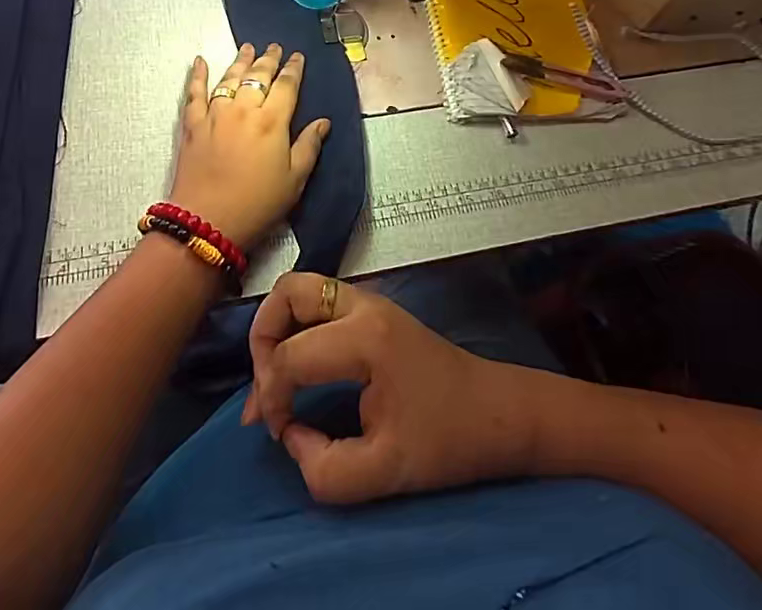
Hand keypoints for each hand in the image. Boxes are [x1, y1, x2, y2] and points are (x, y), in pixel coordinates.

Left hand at [169, 44, 330, 249]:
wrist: (208, 221)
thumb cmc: (257, 204)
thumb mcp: (295, 179)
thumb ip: (309, 146)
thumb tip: (322, 122)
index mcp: (272, 122)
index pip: (286, 85)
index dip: (293, 69)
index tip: (297, 57)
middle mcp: (243, 110)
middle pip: (258, 75)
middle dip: (268, 59)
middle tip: (274, 47)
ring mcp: (215, 116)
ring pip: (229, 78)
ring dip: (239, 61)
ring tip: (247, 48)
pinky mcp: (192, 126)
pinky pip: (194, 93)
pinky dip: (196, 75)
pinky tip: (199, 61)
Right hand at [241, 272, 540, 503]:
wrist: (499, 413)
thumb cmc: (448, 440)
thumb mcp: (383, 472)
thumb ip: (321, 467)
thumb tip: (291, 435)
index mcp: (366, 339)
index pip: (289, 356)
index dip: (271, 397)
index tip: (281, 433)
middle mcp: (364, 306)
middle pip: (287, 292)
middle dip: (262, 338)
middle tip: (267, 388)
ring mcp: (371, 302)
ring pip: (301, 289)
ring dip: (278, 327)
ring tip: (275, 377)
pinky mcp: (376, 311)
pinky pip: (319, 302)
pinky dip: (297, 327)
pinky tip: (299, 367)